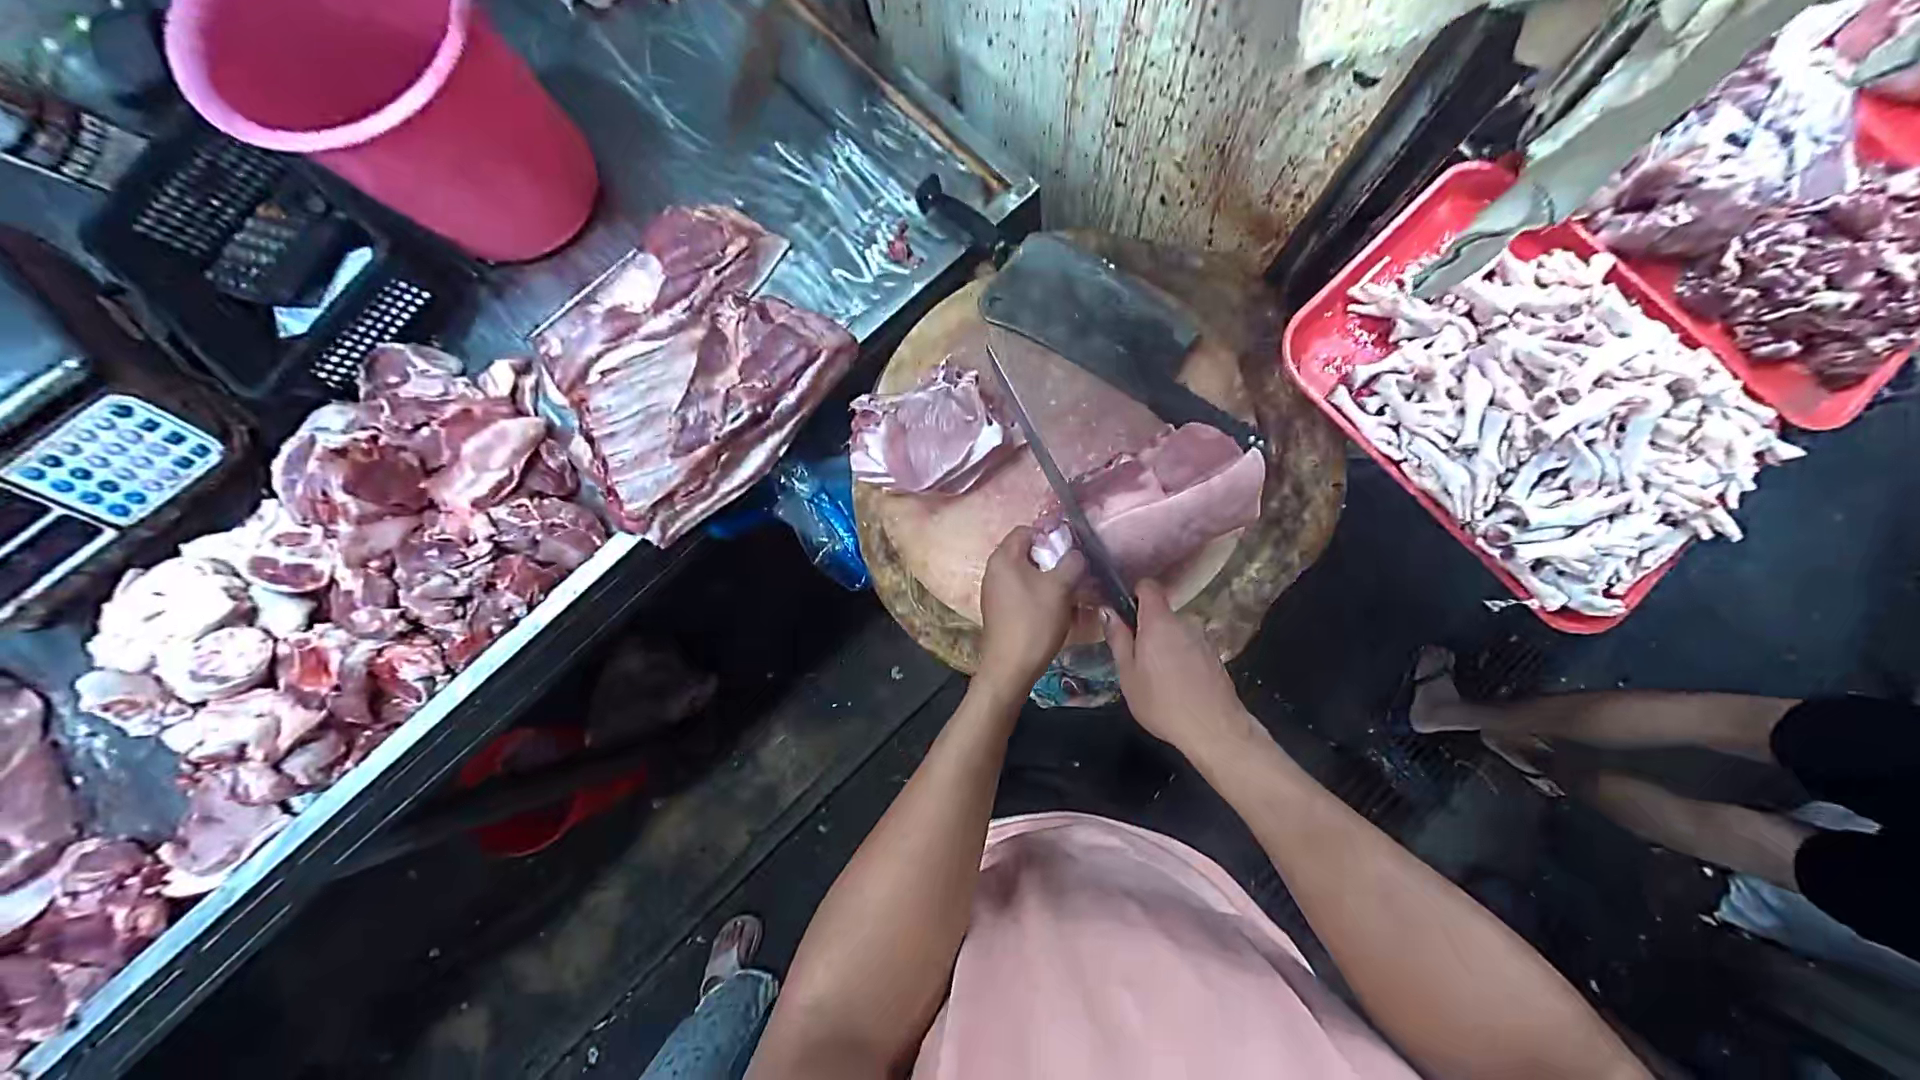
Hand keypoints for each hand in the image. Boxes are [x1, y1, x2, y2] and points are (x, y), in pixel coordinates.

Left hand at [977, 526, 1084, 691]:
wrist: (1010, 667)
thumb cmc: (1034, 621)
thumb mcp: (1060, 587)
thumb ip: (1072, 562)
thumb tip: (1076, 553)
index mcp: (1003, 557)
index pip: (1026, 530)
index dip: (1049, 535)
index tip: (1070, 550)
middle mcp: (993, 570)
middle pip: (1026, 552)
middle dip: (1052, 559)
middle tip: (1073, 572)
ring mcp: (993, 591)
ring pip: (1025, 573)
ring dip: (1047, 578)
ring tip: (1068, 592)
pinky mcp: (998, 609)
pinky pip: (1020, 591)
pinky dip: (1037, 594)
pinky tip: (1054, 609)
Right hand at [1105, 581, 1260, 759]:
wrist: (1214, 729)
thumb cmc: (1162, 702)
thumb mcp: (1128, 673)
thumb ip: (1118, 638)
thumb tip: (1107, 611)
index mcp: (1159, 621)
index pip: (1148, 587)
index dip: (1134, 594)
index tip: (1124, 612)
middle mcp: (1185, 622)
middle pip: (1161, 614)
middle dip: (1147, 629)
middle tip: (1135, 658)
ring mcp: (1203, 639)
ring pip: (1176, 633)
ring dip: (1164, 646)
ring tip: (1156, 677)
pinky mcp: (1215, 656)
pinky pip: (1190, 647)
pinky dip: (1180, 658)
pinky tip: (1176, 685)